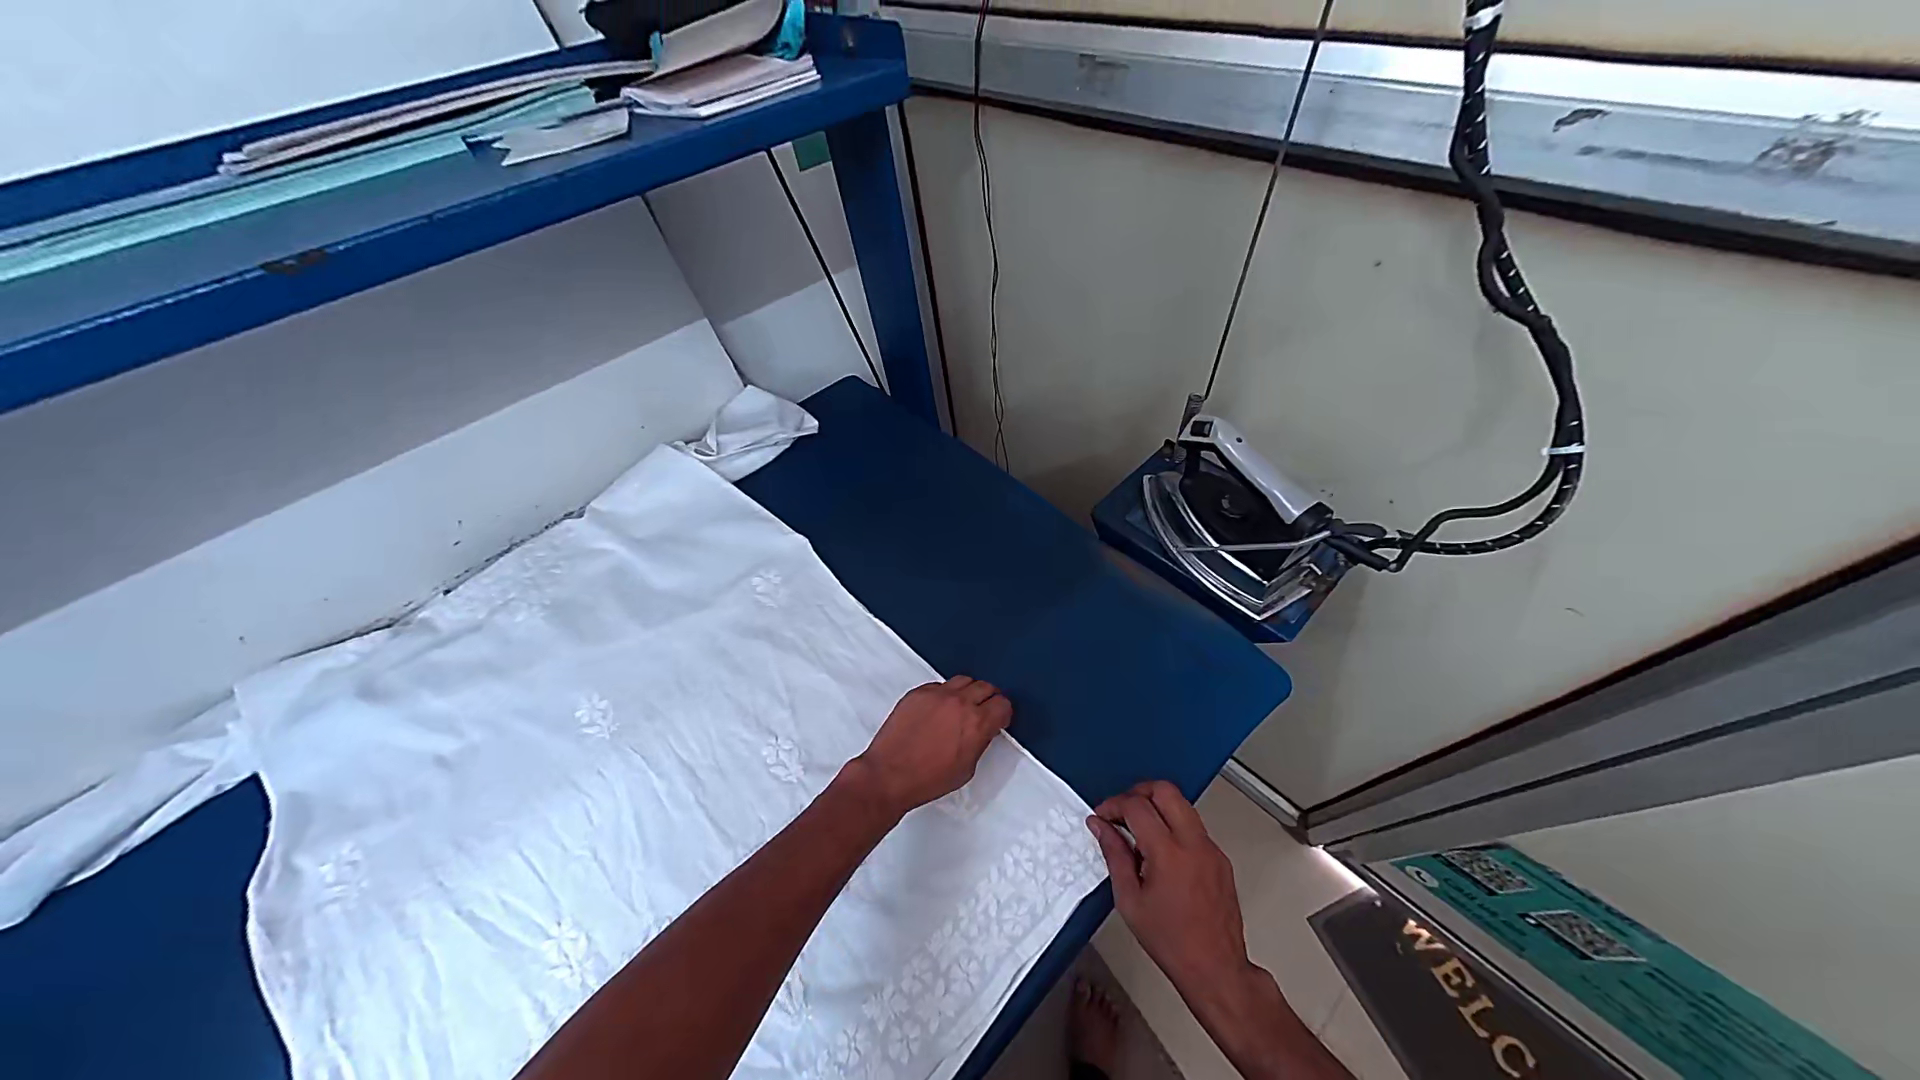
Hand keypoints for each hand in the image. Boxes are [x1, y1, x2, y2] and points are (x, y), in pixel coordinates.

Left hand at [846, 676, 1010, 819]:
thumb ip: (980, 742)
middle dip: (989, 698)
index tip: (1000, 716)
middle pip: (986, 686)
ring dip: (968, 691)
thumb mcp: (967, 768)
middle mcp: (958, 703)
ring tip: (963, 706)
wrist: (890, 775)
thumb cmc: (924, 778)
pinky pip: (939, 685)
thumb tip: (983, 732)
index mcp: (976, 723)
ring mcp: (936, 695)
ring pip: (963, 680)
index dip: (1003, 712)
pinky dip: (944, 693)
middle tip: (985, 708)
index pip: (1003, 704)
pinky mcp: (918, 693)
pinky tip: (940, 709)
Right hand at [1087, 781, 1252, 992]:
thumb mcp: (1129, 900)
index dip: (1114, 805)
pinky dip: (1173, 825)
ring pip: (1182, 803)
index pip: (1137, 805)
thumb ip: (1114, 855)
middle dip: (1137, 792)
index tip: (1103, 815)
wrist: (1215, 968)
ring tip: (1138, 831)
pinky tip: (1160, 850)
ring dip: (1157, 806)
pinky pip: (1194, 826)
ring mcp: (1211, 849)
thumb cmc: (1174, 942)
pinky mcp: (1220, 858)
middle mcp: (1194, 845)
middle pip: (1165, 790)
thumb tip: (1101, 828)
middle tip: (1121, 810)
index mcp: (1169, 854)